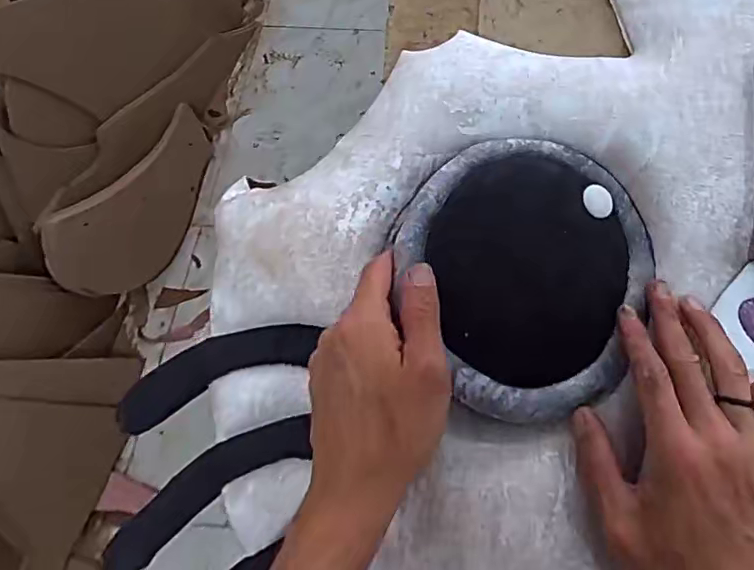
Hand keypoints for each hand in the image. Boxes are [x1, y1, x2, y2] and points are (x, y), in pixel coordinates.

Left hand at [275, 252, 450, 569]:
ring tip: (415, 355)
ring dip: (389, 328)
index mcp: (359, 324)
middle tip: (432, 328)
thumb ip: (421, 312)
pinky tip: (392, 376)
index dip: (404, 260)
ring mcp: (323, 360)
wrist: (354, 493)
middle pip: (372, 296)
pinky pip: (353, 345)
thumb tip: (418, 267)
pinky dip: (374, 348)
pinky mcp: (321, 382)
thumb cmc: (400, 428)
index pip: (378, 269)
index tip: (431, 268)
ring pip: (364, 322)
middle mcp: (333, 334)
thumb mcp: (427, 367)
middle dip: (401, 302)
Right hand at [573, 281, 753, 569]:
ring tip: (693, 306)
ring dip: (711, 333)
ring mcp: (752, 446)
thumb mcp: (620, 529)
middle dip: (671, 320)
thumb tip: (583, 415)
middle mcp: (717, 439)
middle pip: (691, 363)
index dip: (638, 340)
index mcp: (675, 452)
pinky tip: (745, 379)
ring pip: (732, 373)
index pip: (654, 377)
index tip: (627, 313)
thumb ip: (598, 468)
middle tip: (658, 290)